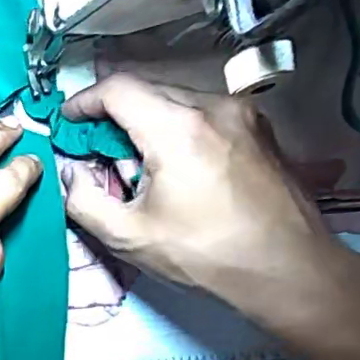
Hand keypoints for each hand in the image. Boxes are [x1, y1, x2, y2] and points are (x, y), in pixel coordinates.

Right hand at [60, 75, 359, 324]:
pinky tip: (181, 169)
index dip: (84, 101)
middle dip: (116, 117)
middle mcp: (214, 106)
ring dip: (150, 124)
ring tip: (143, 168)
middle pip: (149, 91)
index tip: (68, 121)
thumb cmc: (209, 256)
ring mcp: (244, 115)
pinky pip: (208, 115)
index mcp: (179, 127)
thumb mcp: (132, 238)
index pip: (118, 88)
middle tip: (100, 154)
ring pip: (180, 102)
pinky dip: (182, 130)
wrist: (290, 271)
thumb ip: (85, 202)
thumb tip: (71, 176)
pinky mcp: (261, 130)